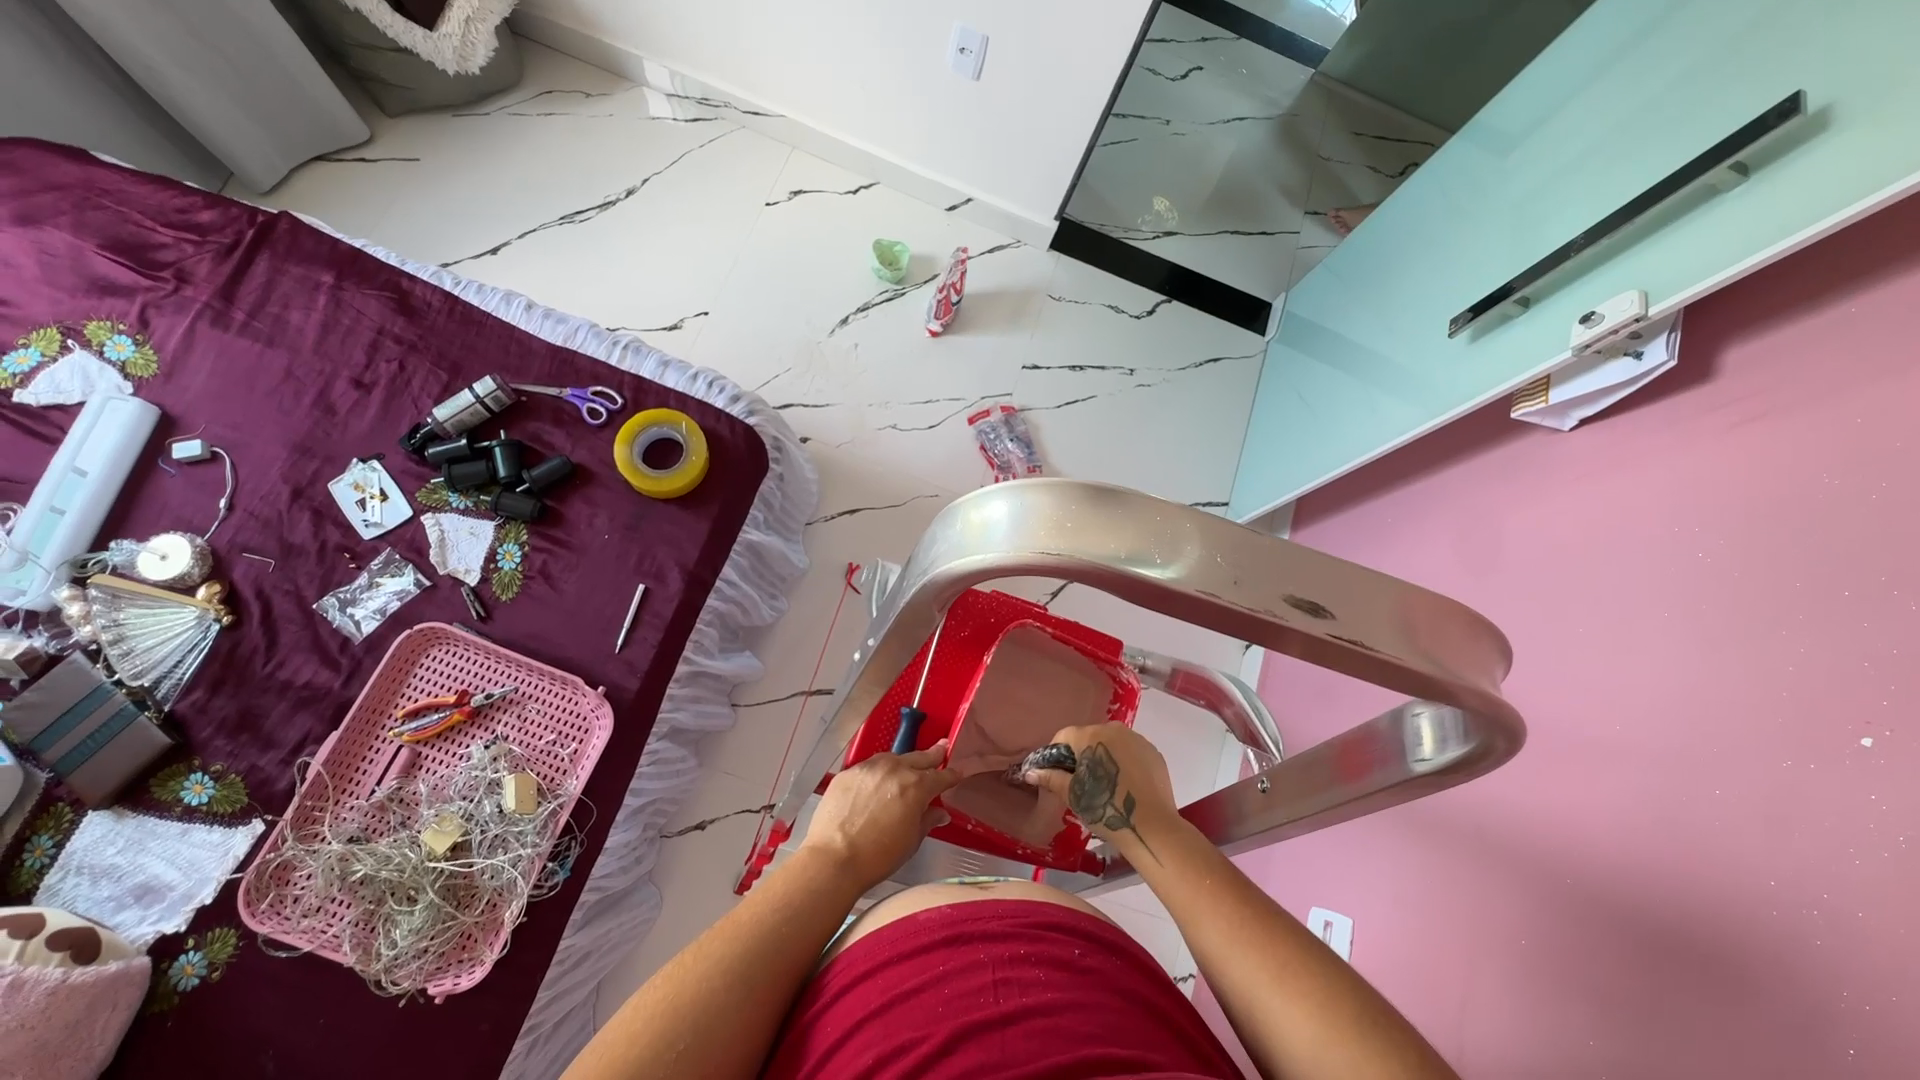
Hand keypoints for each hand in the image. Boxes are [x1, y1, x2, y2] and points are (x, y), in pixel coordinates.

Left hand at [801, 741, 962, 889]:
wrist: (833, 858)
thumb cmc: (878, 856)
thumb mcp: (911, 841)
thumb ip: (927, 821)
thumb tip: (940, 813)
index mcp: (916, 786)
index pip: (941, 776)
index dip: (951, 775)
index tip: (957, 774)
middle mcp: (894, 769)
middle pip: (918, 758)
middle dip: (932, 755)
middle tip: (942, 748)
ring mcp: (868, 768)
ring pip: (892, 758)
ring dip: (903, 762)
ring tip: (907, 766)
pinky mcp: (847, 773)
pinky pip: (868, 767)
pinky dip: (877, 772)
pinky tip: (876, 782)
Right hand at [1021, 725, 1182, 863]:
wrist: (1151, 826)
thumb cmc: (1105, 808)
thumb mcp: (1072, 795)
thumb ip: (1050, 778)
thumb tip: (1030, 772)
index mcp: (1091, 736)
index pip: (1064, 736)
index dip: (1056, 755)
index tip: (1057, 775)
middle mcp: (1114, 730)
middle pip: (1089, 737)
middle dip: (1082, 755)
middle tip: (1081, 783)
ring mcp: (1137, 739)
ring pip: (1111, 743)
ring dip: (1104, 757)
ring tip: (1106, 786)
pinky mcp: (1153, 752)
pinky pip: (1131, 751)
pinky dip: (1124, 762)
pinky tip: (1126, 785)